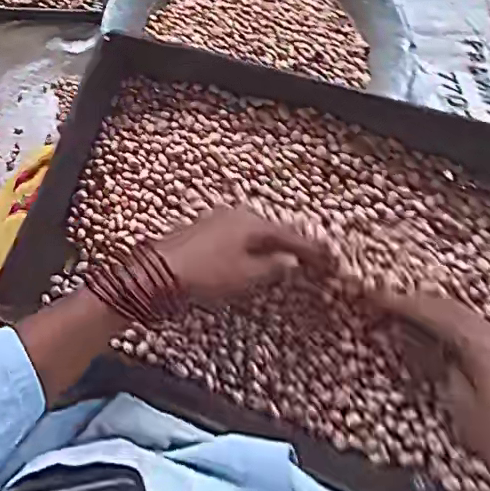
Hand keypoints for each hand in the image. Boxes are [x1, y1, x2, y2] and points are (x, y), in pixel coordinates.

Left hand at [154, 208, 325, 304]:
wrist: (159, 271)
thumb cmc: (206, 272)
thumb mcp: (248, 275)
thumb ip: (273, 267)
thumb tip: (290, 260)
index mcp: (252, 222)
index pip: (290, 235)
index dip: (311, 249)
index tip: (330, 259)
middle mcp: (236, 215)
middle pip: (272, 230)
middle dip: (292, 243)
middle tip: (312, 256)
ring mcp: (217, 221)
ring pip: (254, 232)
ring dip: (271, 245)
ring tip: (288, 258)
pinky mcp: (204, 231)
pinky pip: (239, 237)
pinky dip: (252, 246)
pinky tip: (254, 257)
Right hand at [369, 288, 489, 490]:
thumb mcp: (459, 405)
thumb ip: (434, 363)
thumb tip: (410, 337)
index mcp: (487, 346)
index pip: (436, 311)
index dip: (402, 301)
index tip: (376, 295)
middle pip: (455, 309)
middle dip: (419, 303)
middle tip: (388, 300)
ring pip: (471, 321)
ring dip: (439, 315)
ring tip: (410, 316)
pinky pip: (486, 335)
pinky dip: (459, 330)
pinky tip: (446, 337)